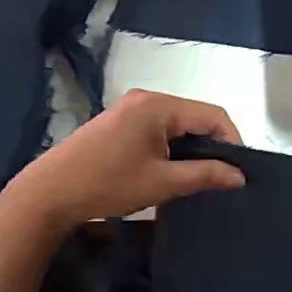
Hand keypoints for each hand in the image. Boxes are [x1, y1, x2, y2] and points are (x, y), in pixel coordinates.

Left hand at [0, 89, 246, 233]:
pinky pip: (159, 128)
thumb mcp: (163, 182)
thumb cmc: (108, 184)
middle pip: (195, 116)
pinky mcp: (120, 122)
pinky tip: (175, 169)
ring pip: (178, 123)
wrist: (49, 193)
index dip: (233, 140)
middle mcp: (146, 98)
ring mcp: (130, 108)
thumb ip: (206, 175)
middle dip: (214, 144)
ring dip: (193, 147)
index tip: (242, 170)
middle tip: (226, 176)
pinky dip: (174, 146)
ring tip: (204, 176)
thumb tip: (240, 176)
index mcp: (158, 105)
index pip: (212, 115)